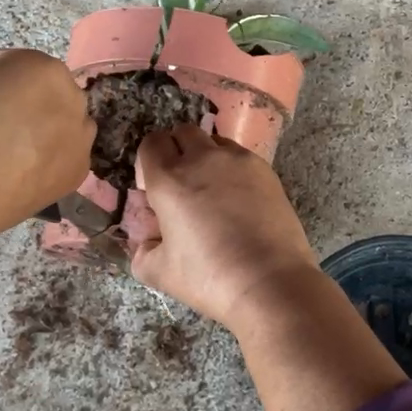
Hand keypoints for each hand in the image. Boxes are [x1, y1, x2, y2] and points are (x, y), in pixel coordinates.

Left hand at [0, 49, 93, 224]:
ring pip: (38, 81)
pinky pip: (7, 60)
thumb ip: (20, 176)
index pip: (68, 142)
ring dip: (9, 87)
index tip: (6, 139)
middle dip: (32, 109)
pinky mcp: (41, 67)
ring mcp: (64, 95)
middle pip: (62, 107)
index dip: (37, 135)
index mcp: (74, 169)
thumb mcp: (8, 200)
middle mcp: (80, 129)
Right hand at [126, 124, 320, 327]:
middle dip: (177, 148)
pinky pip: (241, 156)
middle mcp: (204, 158)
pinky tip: (238, 196)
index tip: (153, 180)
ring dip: (207, 154)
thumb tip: (148, 240)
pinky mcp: (266, 169)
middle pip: (184, 132)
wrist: (269, 278)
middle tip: (180, 180)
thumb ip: (143, 249)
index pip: (152, 143)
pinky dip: (232, 167)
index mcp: (170, 179)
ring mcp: (239, 160)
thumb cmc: (209, 276)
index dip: (150, 157)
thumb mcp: (158, 271)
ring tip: (211, 187)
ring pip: (215, 141)